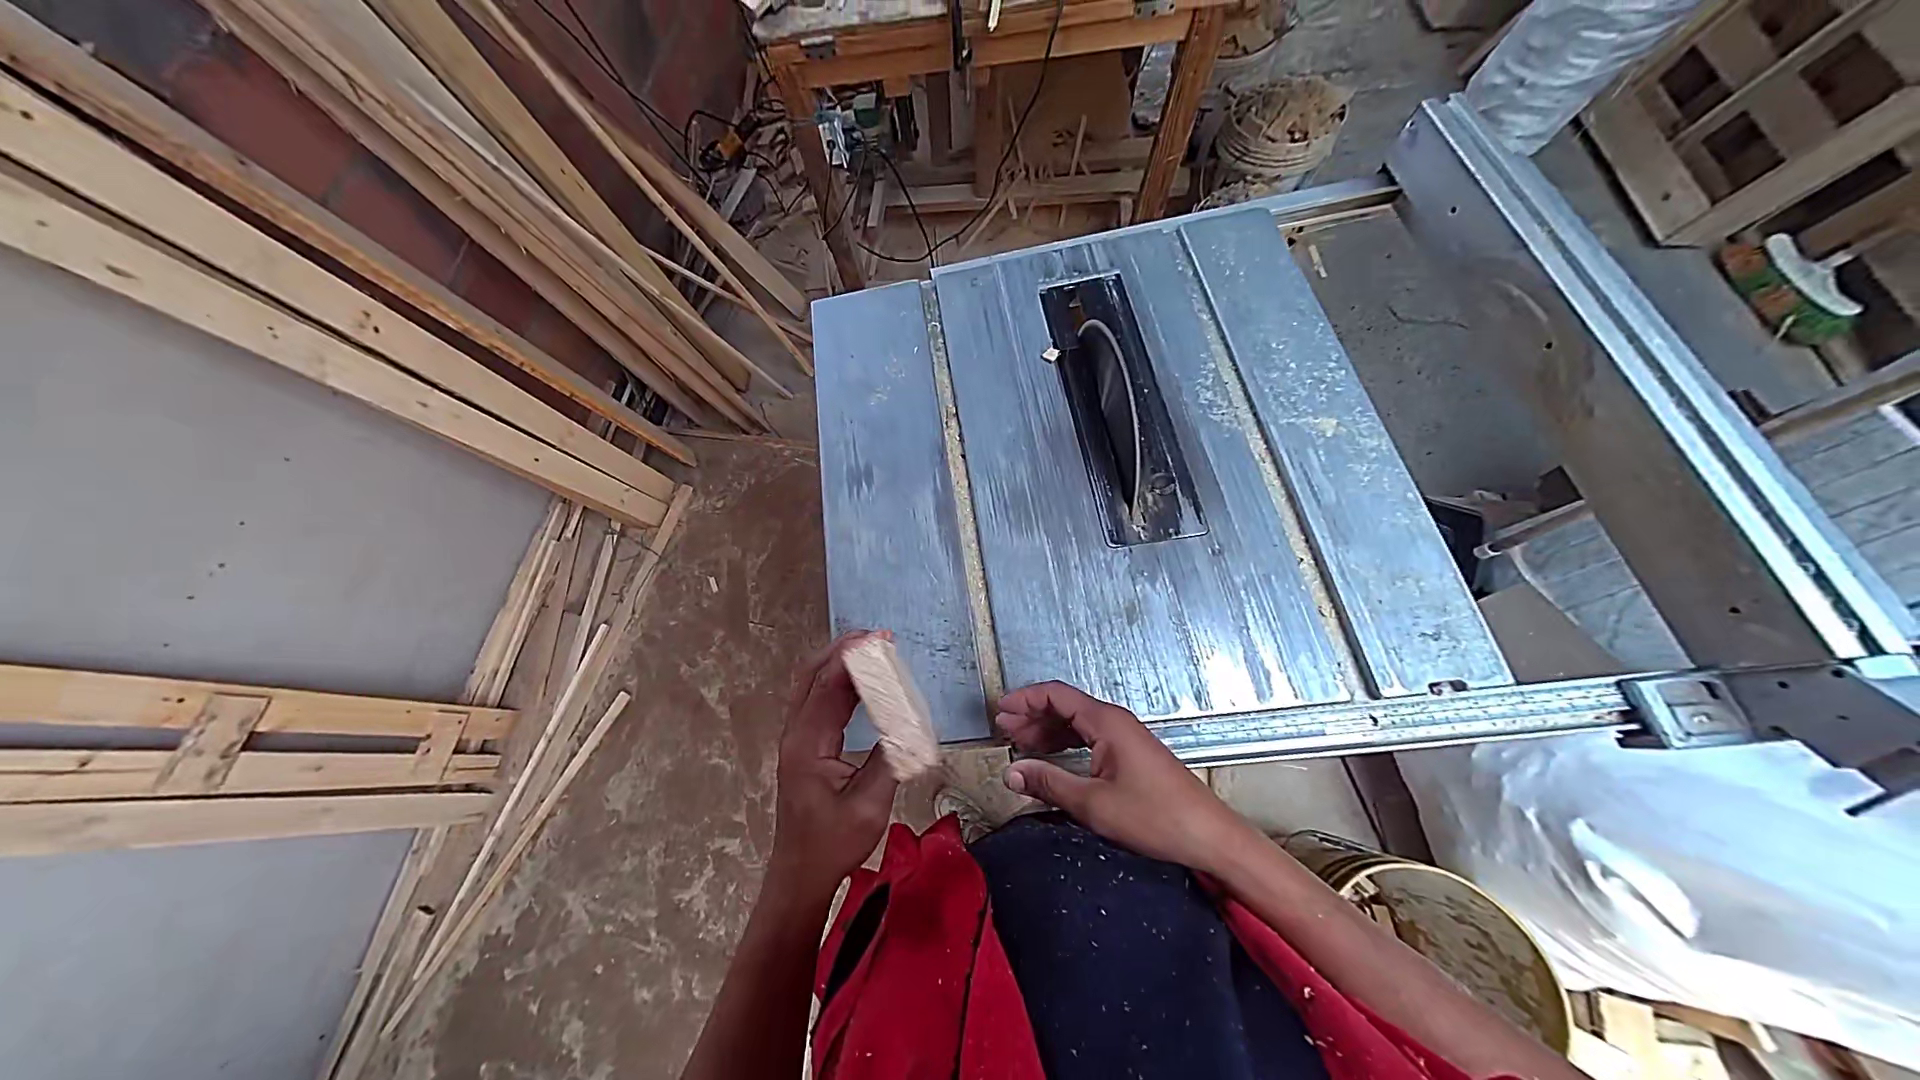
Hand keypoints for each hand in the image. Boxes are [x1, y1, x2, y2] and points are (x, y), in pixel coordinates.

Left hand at [766, 631, 899, 904]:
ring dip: (838, 663)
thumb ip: (890, 757)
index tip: (882, 640)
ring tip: (871, 650)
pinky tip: (859, 681)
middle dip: (843, 651)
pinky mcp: (802, 746)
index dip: (854, 659)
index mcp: (808, 745)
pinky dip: (836, 682)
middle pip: (811, 676)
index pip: (828, 687)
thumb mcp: (870, 804)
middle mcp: (796, 734)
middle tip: (877, 638)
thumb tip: (911, 719)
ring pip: (810, 685)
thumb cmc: (833, 844)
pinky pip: (816, 701)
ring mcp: (796, 739)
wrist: (800, 874)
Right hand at [998, 681, 1262, 875]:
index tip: (1000, 710)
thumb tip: (1012, 773)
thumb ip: (1048, 783)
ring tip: (1020, 743)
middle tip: (1004, 729)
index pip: (1056, 695)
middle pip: (1065, 705)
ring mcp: (1126, 738)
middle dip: (1031, 714)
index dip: (1024, 699)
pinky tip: (1052, 758)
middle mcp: (1116, 722)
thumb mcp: (1093, 804)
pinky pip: (1090, 737)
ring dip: (1047, 730)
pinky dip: (1065, 743)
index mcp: (1106, 722)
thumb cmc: (1157, 817)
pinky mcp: (1132, 755)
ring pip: (1077, 722)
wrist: (1209, 837)